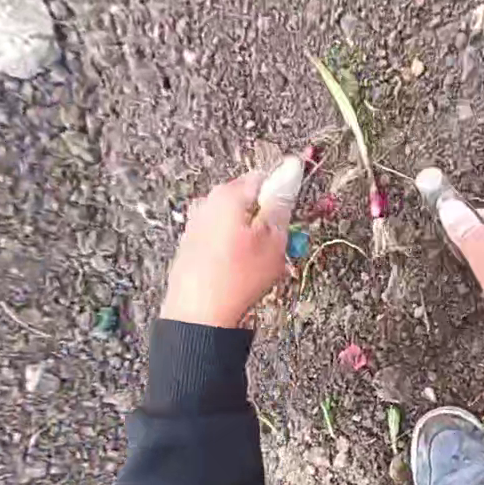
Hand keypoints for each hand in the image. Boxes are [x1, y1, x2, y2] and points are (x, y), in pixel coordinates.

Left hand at [159, 169, 290, 327]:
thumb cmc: (237, 277)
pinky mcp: (192, 246)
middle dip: (268, 220)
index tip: (292, 217)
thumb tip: (291, 170)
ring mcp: (196, 224)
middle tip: (282, 245)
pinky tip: (244, 271)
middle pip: (249, 200)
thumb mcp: (274, 238)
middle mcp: (207, 203)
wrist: (199, 314)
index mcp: (228, 194)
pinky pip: (223, 238)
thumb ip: (282, 202)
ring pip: (236, 221)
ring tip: (264, 264)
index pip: (265, 178)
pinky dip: (237, 250)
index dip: (283, 197)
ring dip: (254, 237)